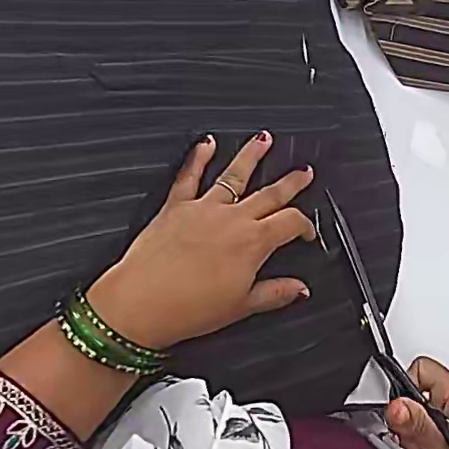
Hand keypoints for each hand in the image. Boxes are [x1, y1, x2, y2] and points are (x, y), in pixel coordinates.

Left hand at [87, 132, 318, 350]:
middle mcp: (232, 219)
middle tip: (304, 172)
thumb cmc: (188, 308)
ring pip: (235, 175)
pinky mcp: (176, 207)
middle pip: (271, 194)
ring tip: (264, 140)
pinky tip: (206, 144)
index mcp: (253, 242)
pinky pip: (189, 176)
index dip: (305, 225)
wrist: (140, 303)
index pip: (291, 222)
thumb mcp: (242, 306)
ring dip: (252, 156)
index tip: (307, 232)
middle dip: (291, 182)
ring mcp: (204, 209)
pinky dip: (198, 157)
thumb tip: (299, 289)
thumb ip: (275, 293)